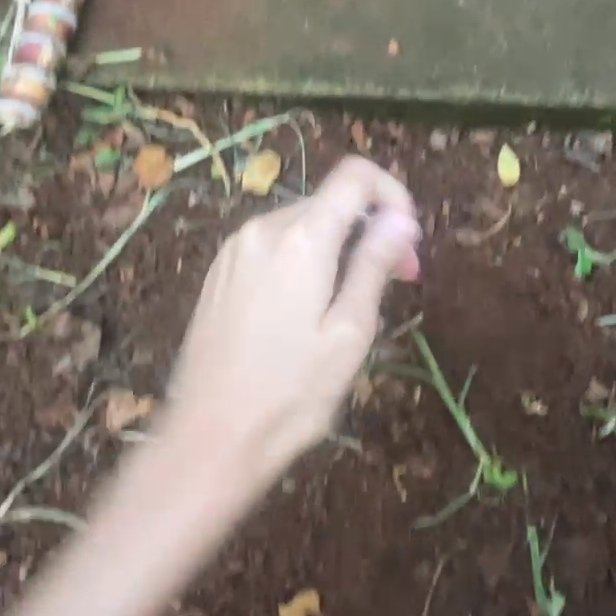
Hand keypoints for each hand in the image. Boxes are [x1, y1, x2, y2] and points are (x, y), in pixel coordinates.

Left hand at [162, 156, 420, 483]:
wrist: (207, 440)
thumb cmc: (291, 393)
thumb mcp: (349, 332)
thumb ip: (374, 264)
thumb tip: (401, 217)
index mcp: (300, 237)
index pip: (355, 176)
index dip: (392, 193)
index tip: (408, 238)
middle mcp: (262, 229)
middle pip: (330, 203)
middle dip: (370, 230)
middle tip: (398, 282)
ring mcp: (235, 250)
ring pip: (303, 226)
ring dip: (339, 248)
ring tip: (353, 304)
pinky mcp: (219, 273)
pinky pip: (274, 247)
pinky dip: (304, 260)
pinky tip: (308, 310)